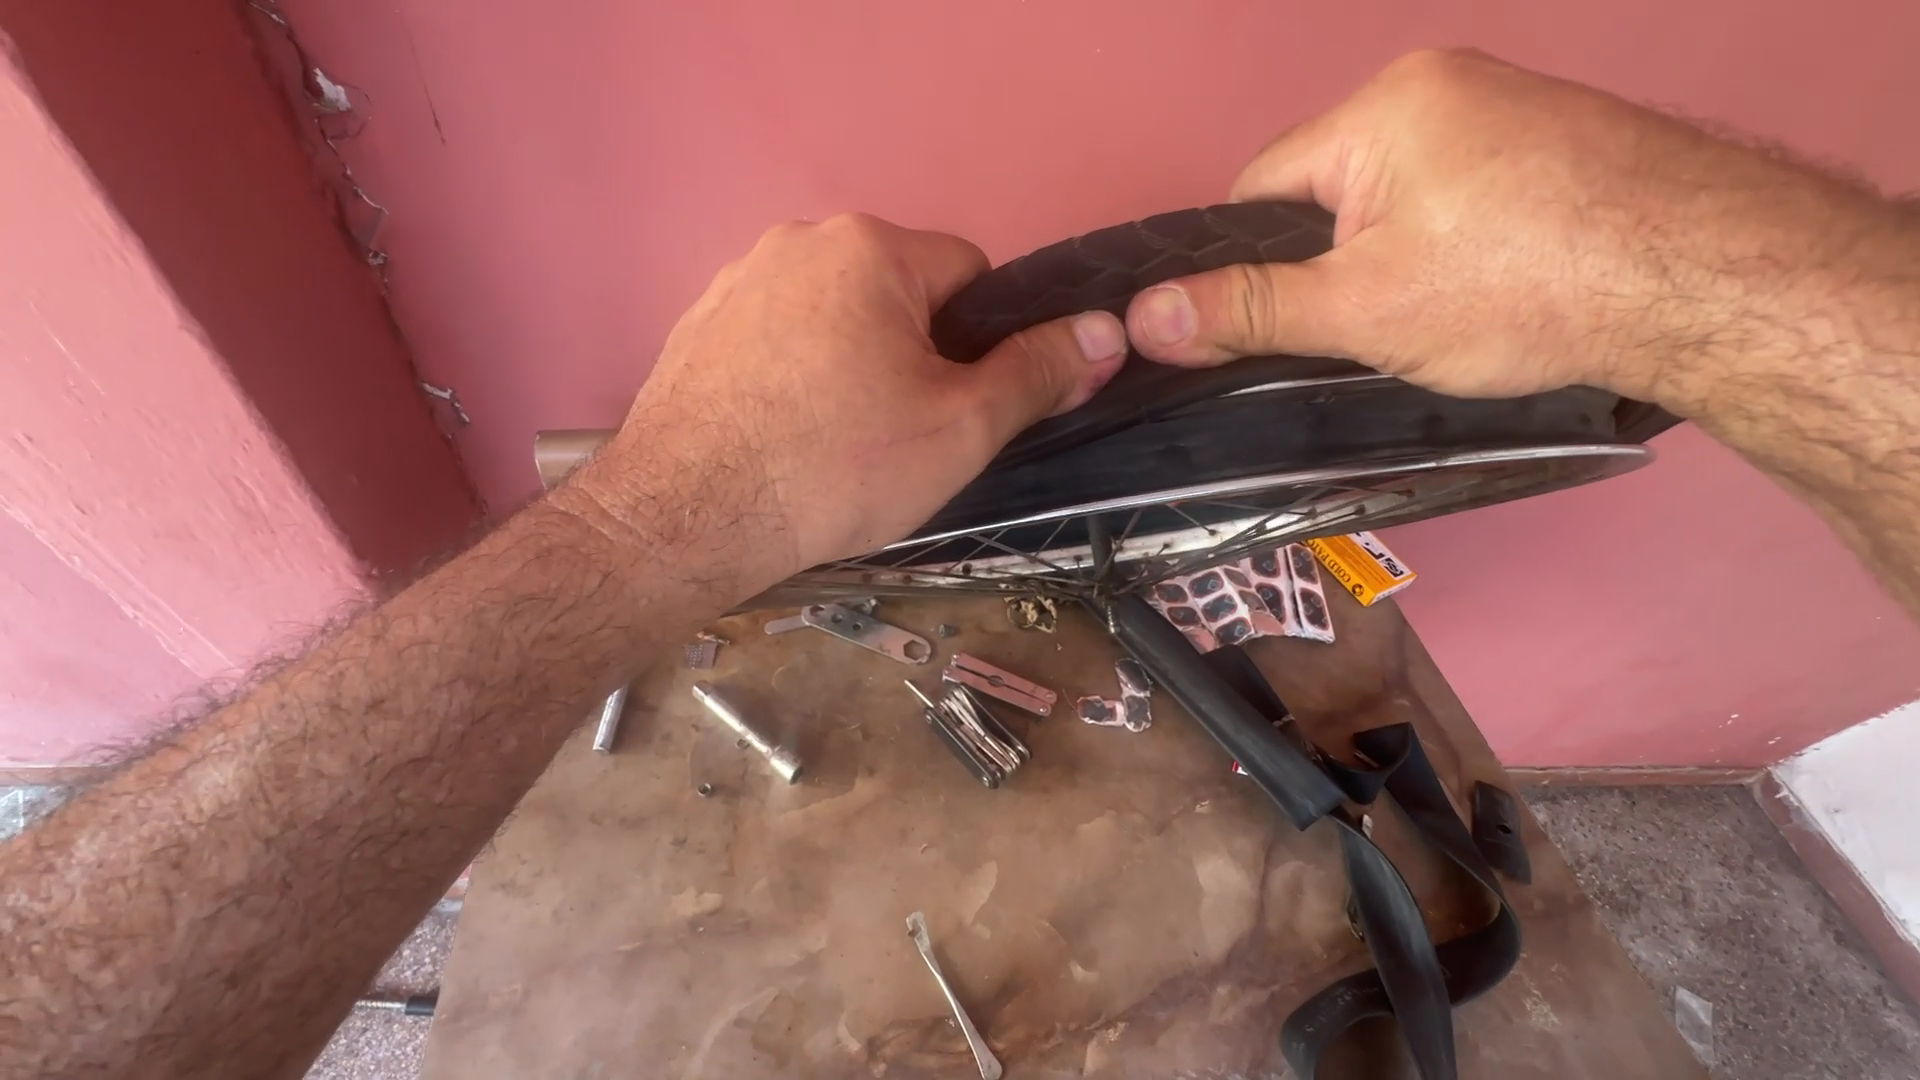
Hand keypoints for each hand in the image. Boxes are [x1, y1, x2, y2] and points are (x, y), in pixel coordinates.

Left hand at [566, 213, 1126, 597]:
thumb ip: (1039, 372)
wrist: (685, 520)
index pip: (970, 274)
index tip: (962, 403)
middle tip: (903, 433)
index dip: (984, 342)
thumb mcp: (961, 426)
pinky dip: (800, 379)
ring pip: (838, 320)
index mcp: (871, 248)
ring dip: (858, 367)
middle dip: (918, 356)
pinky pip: (781, 342)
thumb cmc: (837, 467)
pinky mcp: (699, 328)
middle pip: (900, 295)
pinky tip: (788, 438)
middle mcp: (798, 242)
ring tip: (840, 444)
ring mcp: (737, 282)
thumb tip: (1105, 332)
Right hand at [1123, 49, 1887, 404]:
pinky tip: (1453, 294)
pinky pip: (1433, 203)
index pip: (1256, 190)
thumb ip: (1246, 310)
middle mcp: (1434, 89)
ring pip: (1374, 207)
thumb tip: (1144, 318)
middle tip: (1338, 330)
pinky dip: (1421, 252)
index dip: (1240, 266)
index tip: (1254, 326)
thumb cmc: (1525, 285)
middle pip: (1314, 198)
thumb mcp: (1361, 308)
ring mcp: (1492, 114)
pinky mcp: (1535, 150)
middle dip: (1311, 268)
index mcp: (1380, 108)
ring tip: (1401, 318)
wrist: (1717, 285)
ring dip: (1366, 264)